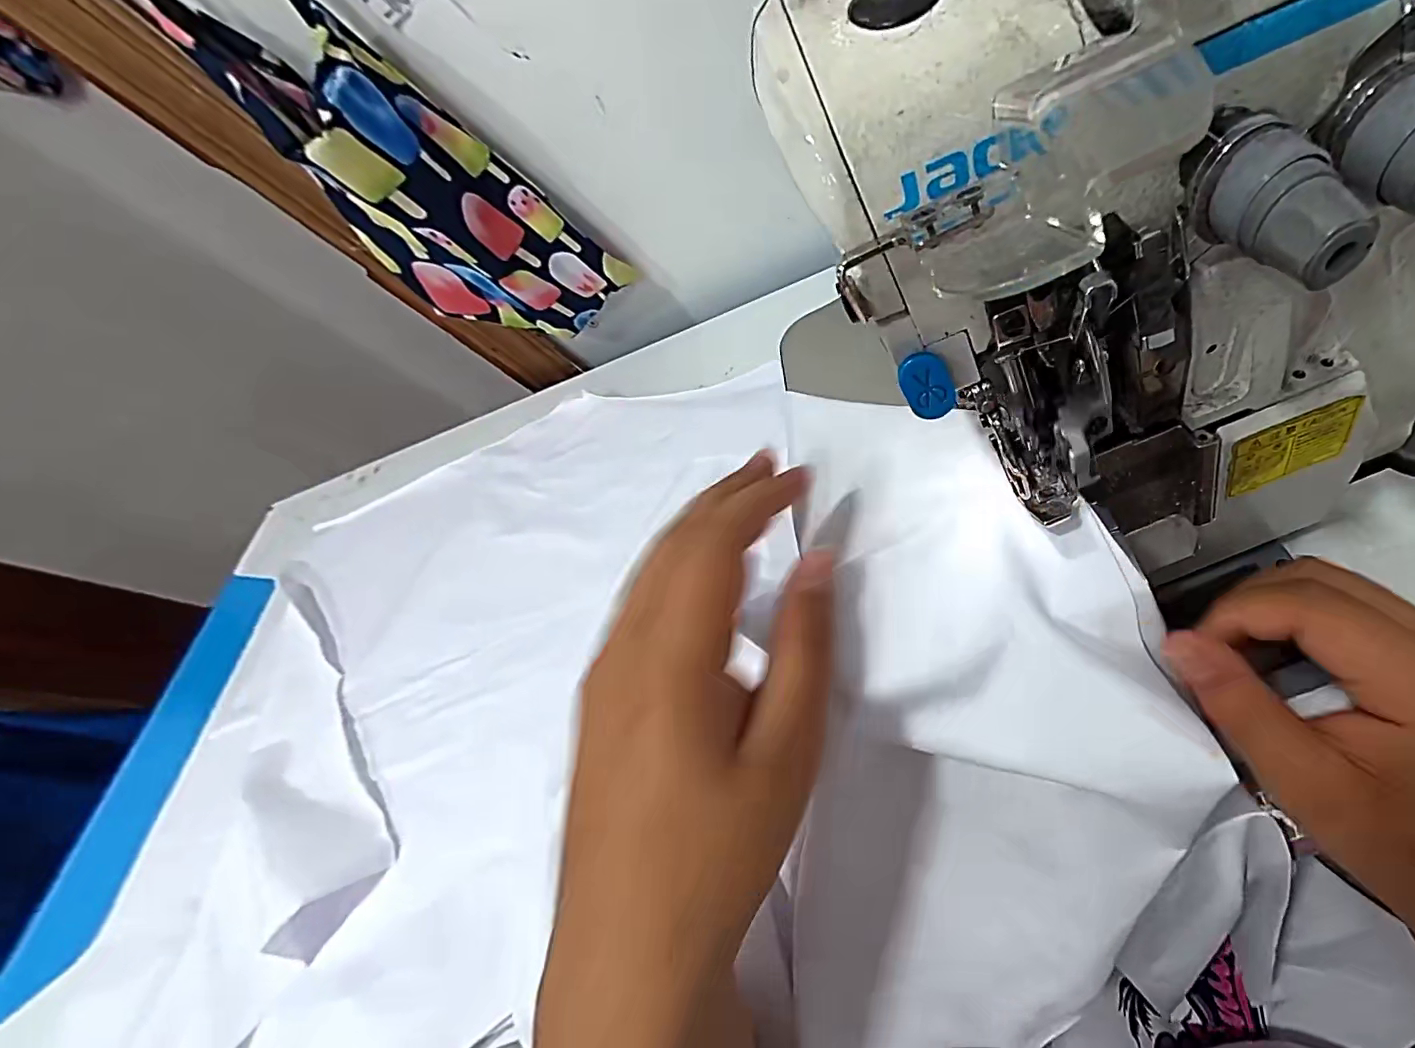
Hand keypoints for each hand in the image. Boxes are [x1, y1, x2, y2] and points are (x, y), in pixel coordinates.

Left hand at [538, 453, 833, 1047]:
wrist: (628, 947)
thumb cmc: (721, 849)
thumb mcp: (787, 749)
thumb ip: (802, 646)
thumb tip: (815, 564)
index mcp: (668, 660)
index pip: (711, 547)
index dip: (756, 501)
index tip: (799, 476)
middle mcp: (621, 655)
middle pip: (671, 549)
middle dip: (723, 498)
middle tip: (770, 468)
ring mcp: (601, 680)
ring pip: (649, 575)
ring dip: (698, 528)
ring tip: (743, 502)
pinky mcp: (599, 704)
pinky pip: (639, 606)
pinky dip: (678, 567)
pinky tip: (704, 576)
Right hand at [1166, 560, 1414, 1047]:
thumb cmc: (1394, 847)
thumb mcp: (1304, 787)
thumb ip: (1240, 708)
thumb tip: (1180, 643)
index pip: (1314, 606)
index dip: (1240, 613)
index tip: (1196, 651)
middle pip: (1324, 580)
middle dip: (1250, 604)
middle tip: (1212, 651)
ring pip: (1335, 582)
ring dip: (1273, 605)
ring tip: (1240, 652)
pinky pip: (1354, 602)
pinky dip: (1301, 616)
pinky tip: (1283, 655)